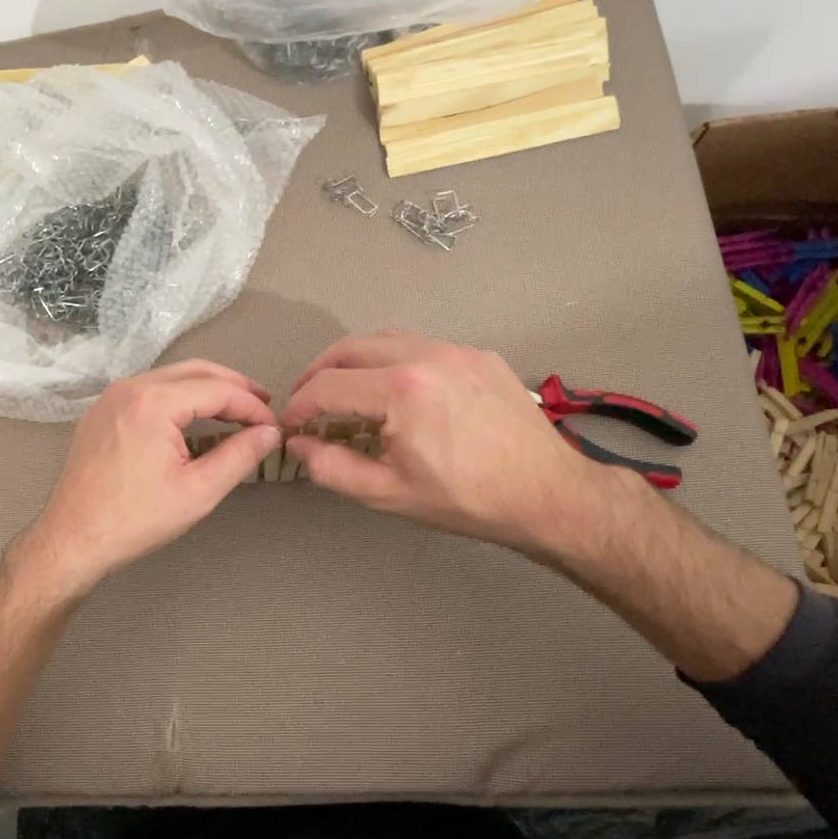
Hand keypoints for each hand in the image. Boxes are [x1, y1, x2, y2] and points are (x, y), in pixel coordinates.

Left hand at [16, 360, 279, 597]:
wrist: (73, 539)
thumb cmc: (136, 519)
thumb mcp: (198, 490)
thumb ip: (239, 456)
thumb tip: (269, 433)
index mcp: (153, 401)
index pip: (217, 389)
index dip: (251, 405)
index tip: (273, 425)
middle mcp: (129, 388)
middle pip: (194, 371)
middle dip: (232, 386)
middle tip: (262, 405)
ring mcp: (109, 399)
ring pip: (168, 379)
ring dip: (204, 389)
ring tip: (233, 411)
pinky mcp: (99, 415)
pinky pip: (146, 393)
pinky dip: (176, 398)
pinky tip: (191, 419)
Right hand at [283, 331, 602, 554]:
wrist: (547, 494)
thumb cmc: (464, 499)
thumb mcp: (386, 493)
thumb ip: (331, 467)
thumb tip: (298, 445)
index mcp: (401, 390)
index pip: (327, 385)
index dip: (298, 406)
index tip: (290, 426)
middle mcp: (426, 355)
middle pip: (349, 348)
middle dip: (318, 373)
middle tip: (306, 402)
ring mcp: (457, 350)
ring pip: (385, 339)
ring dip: (353, 362)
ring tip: (344, 392)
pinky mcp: (480, 356)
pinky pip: (422, 346)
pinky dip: (393, 361)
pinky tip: (395, 393)